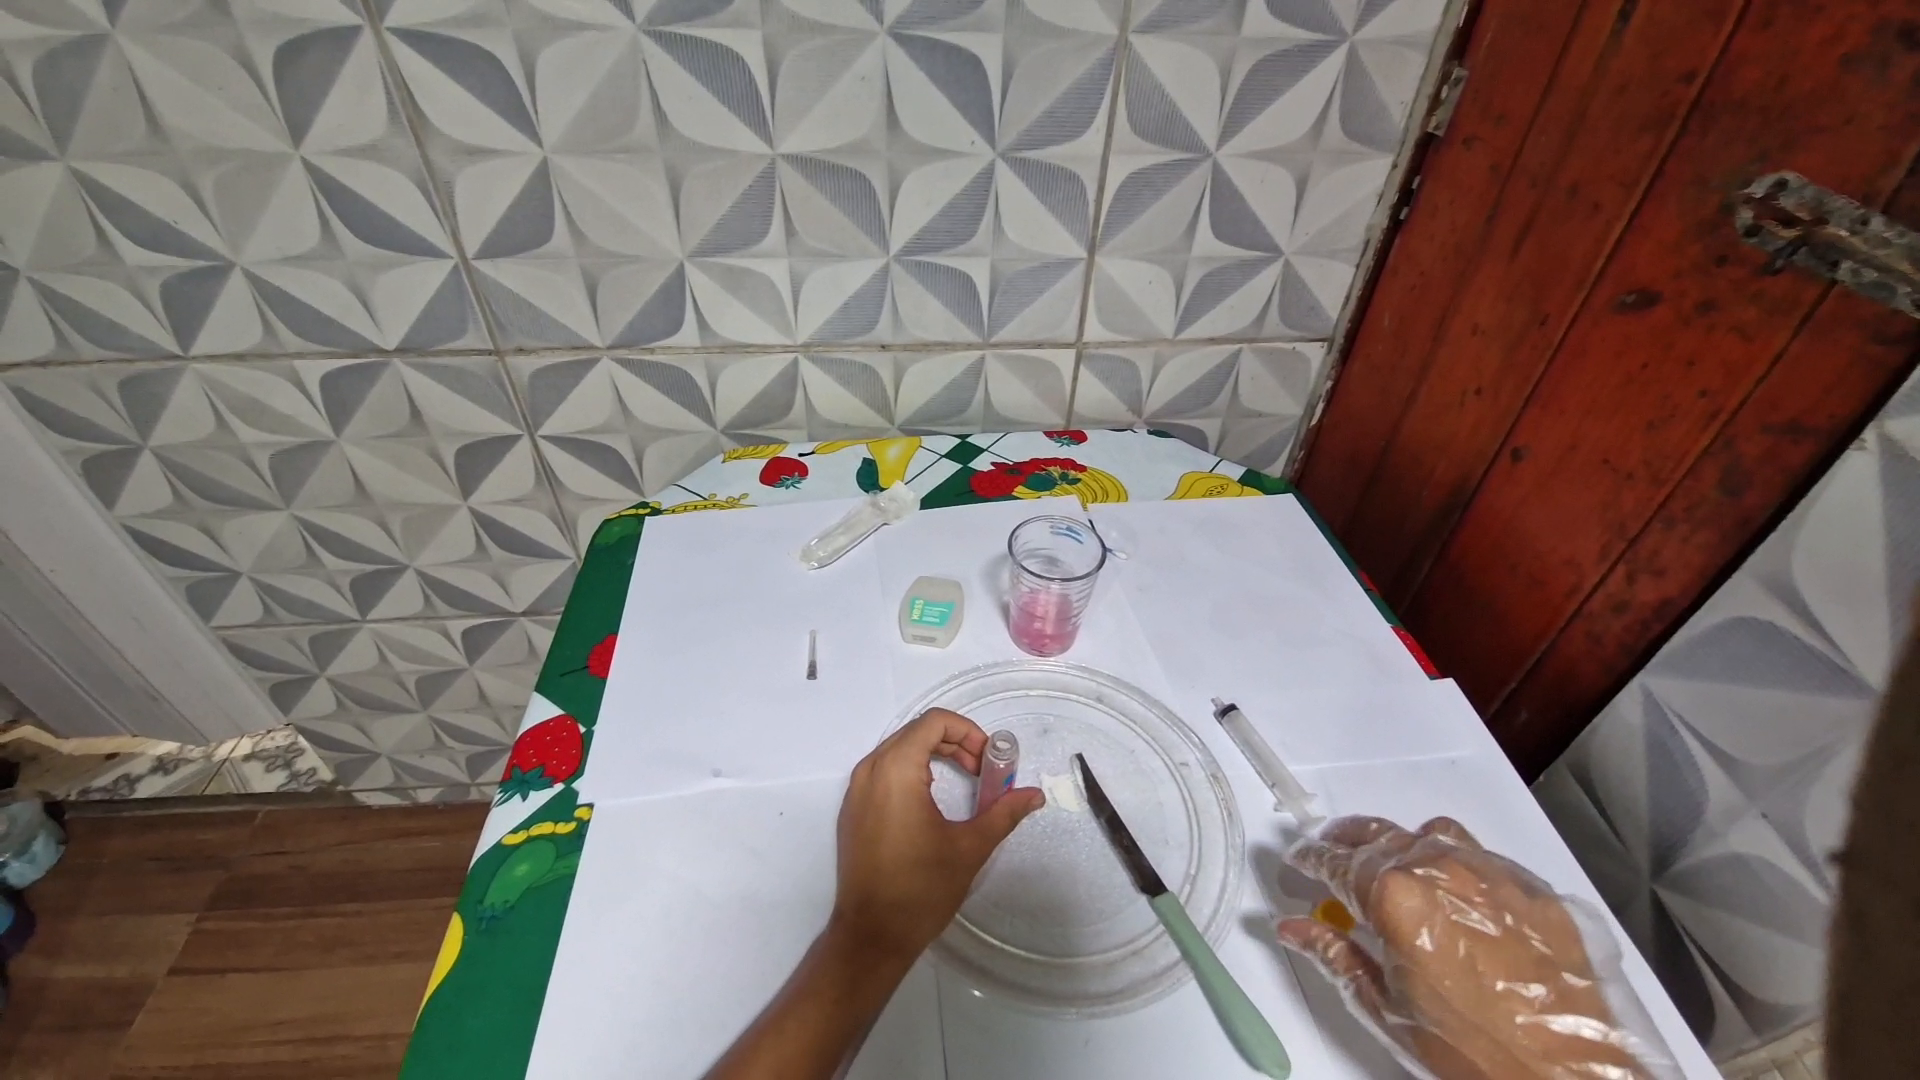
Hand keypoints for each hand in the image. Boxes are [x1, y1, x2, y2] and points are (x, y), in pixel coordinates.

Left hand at [831, 708, 1044, 961]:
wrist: (871, 935)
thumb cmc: (921, 888)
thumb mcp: (970, 846)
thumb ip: (1004, 812)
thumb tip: (1034, 795)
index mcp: (895, 769)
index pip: (934, 721)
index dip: (968, 731)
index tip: (990, 760)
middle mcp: (870, 770)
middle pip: (917, 731)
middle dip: (955, 742)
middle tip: (983, 771)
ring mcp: (856, 789)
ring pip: (899, 748)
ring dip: (934, 754)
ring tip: (965, 781)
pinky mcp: (853, 808)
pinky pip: (884, 769)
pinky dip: (912, 770)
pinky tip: (933, 799)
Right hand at [1277, 817, 1660, 1079]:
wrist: (1573, 1079)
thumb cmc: (1469, 1050)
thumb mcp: (1386, 1008)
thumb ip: (1334, 956)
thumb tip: (1291, 926)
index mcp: (1393, 894)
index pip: (1335, 861)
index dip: (1310, 859)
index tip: (1297, 860)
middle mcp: (1436, 867)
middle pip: (1376, 834)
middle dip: (1346, 840)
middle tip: (1330, 852)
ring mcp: (1488, 871)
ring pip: (1427, 834)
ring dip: (1398, 843)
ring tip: (1389, 864)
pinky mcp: (1531, 886)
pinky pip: (1478, 853)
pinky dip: (1451, 859)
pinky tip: (1451, 889)